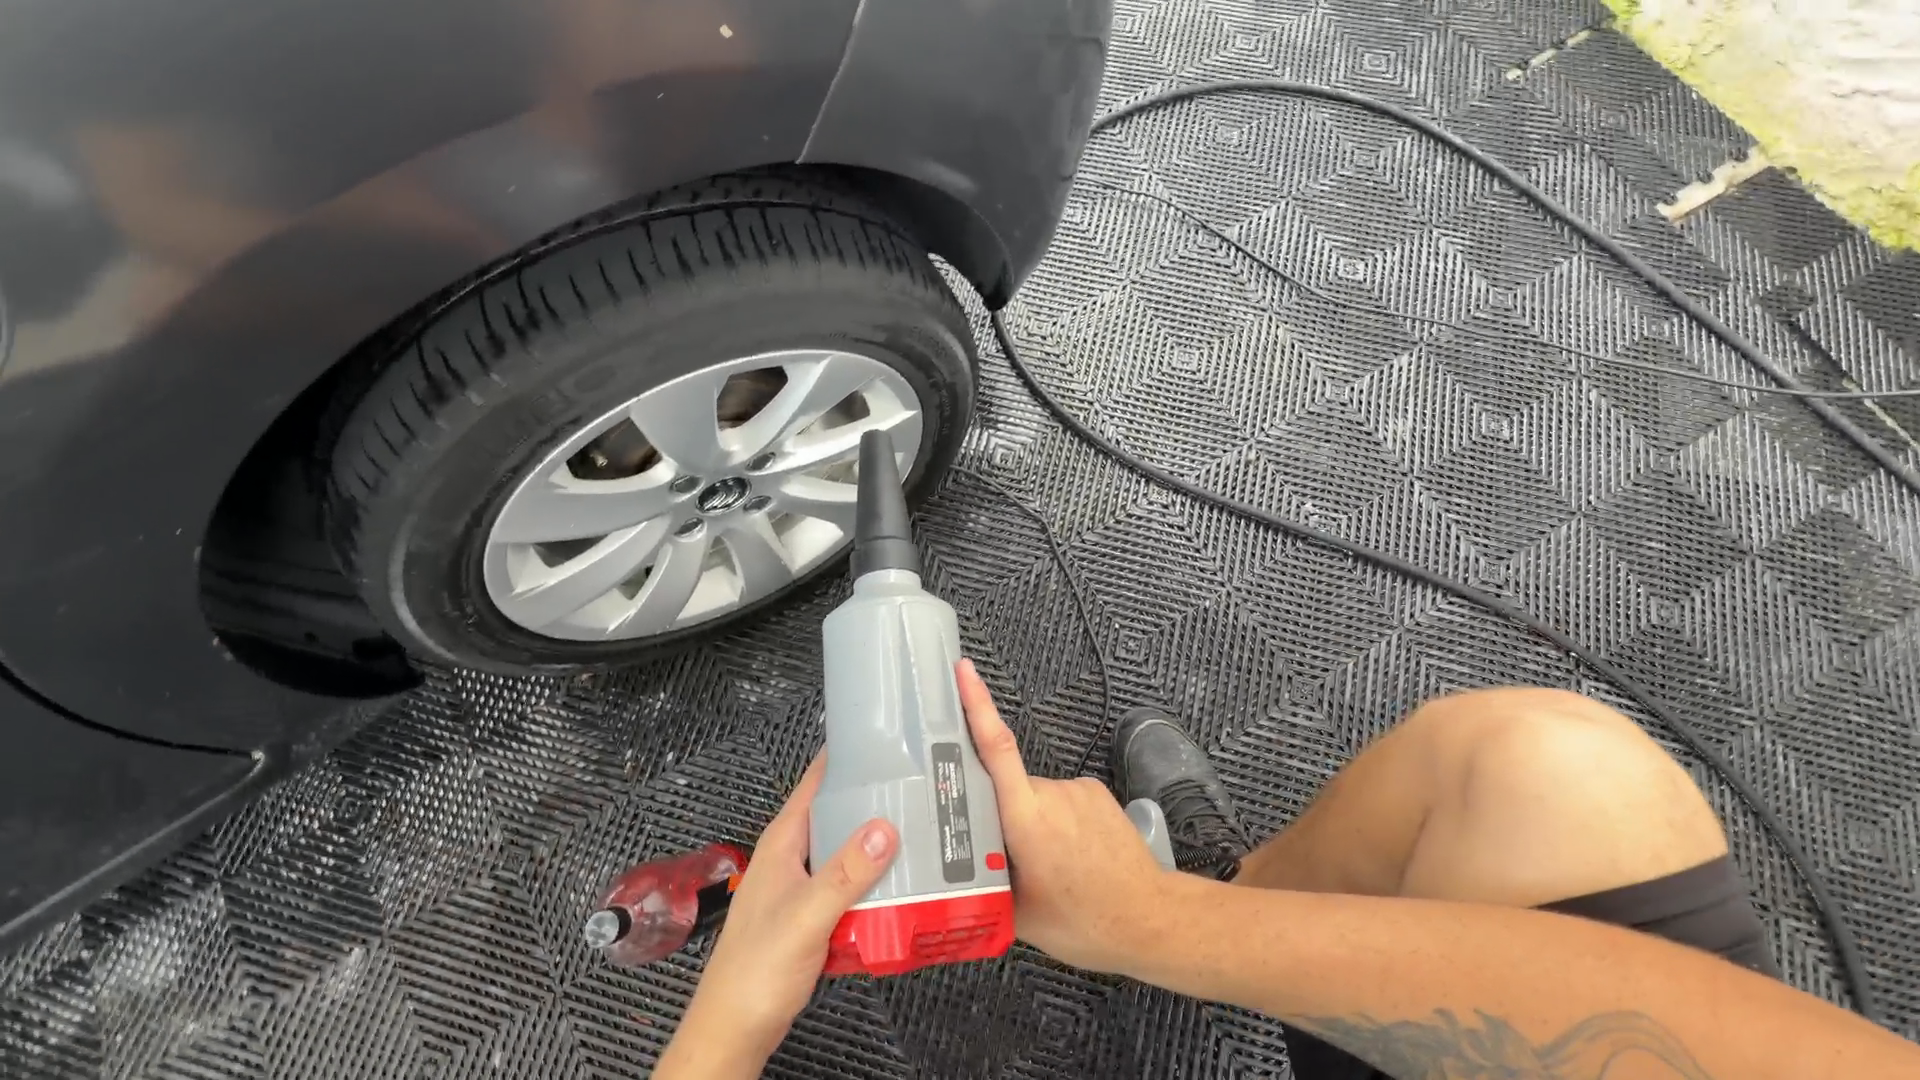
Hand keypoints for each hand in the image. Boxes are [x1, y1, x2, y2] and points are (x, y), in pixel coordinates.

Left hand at [657, 756, 897, 1078]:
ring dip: (876, 840)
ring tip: (920, 828)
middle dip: (874, 797)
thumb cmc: (757, 970)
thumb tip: (886, 825)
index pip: (816, 781)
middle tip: (921, 785)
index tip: (887, 737)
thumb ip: (846, 873)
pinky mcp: (812, 912)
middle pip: (837, 812)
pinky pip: (848, 882)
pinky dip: (872, 877)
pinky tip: (901, 883)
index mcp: (784, 841)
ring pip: (845, 848)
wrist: (735, 1030)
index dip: (846, 755)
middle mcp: (792, 855)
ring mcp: (801, 884)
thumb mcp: (807, 916)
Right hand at [956, 659, 1174, 974]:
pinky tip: (1072, 856)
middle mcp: (1051, 792)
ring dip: (1033, 823)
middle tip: (1013, 865)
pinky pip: (1061, 799)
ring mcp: (1078, 789)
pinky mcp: (1097, 791)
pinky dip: (1057, 821)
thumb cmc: (1085, 921)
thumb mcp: (1018, 915)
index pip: (995, 748)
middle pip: (1008, 787)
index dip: (977, 705)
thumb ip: (984, 883)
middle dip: (1001, 816)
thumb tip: (959, 870)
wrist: (1152, 918)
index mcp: (1025, 818)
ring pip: (1035, 797)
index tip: (963, 670)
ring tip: (1052, 869)